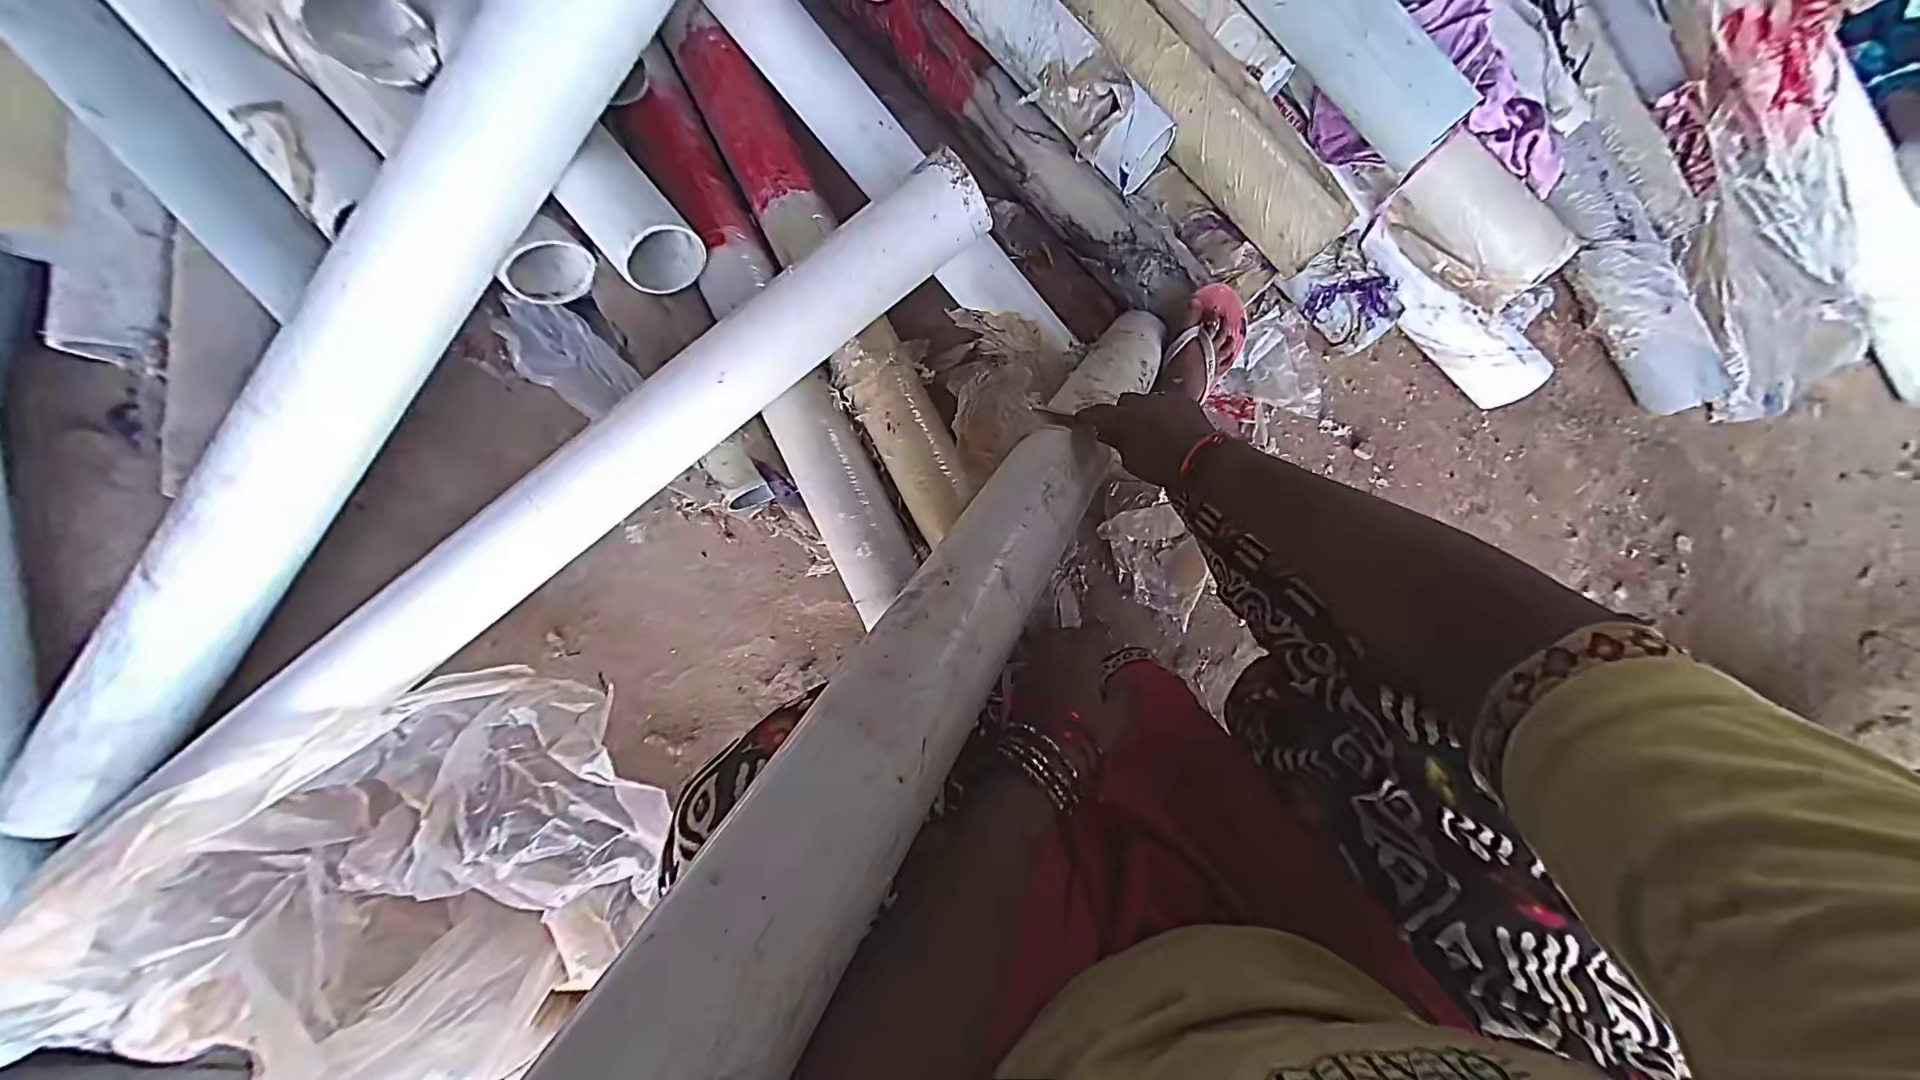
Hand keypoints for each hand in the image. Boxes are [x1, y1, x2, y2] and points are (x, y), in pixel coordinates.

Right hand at [1075, 392, 1221, 488]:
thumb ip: (1118, 443)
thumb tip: (1106, 432)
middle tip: (1119, 428)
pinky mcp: (1183, 401)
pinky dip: (1161, 412)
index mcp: (1123, 418)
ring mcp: (1164, 399)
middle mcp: (1141, 402)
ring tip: (1145, 427)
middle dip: (1120, 412)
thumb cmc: (1162, 466)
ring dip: (1143, 411)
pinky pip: (1165, 403)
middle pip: (1123, 402)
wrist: (1202, 460)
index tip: (1080, 419)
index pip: (1097, 413)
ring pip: (1145, 400)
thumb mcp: (1132, 461)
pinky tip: (1165, 425)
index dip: (1087, 416)